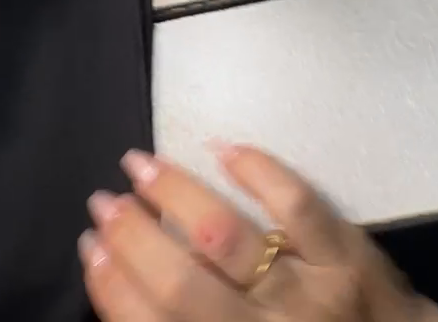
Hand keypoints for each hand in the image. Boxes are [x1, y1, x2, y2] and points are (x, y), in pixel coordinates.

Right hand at [81, 144, 437, 321]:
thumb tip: (136, 288)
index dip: (115, 289)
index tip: (90, 246)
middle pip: (183, 283)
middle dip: (134, 238)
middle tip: (102, 200)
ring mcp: (309, 290)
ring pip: (229, 236)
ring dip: (177, 196)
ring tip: (141, 164)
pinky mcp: (346, 253)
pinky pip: (298, 204)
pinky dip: (259, 171)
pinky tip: (223, 148)